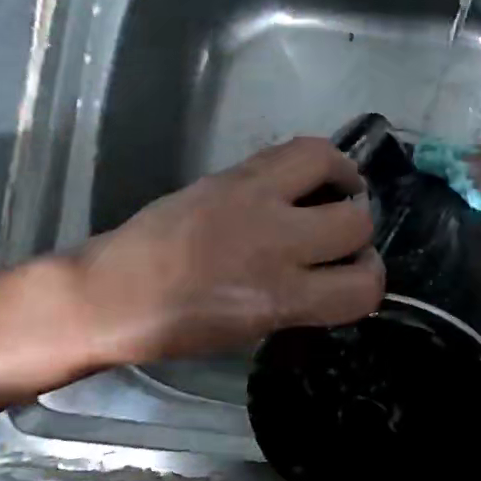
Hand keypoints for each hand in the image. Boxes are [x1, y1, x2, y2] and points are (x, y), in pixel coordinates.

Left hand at [26, 138, 385, 377]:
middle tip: (341, 237)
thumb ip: (303, 301)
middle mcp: (275, 244)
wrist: (111, 292)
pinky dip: (317, 162)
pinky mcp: (233, 173)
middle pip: (357, 224)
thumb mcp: (254, 329)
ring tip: (339, 192)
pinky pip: (296, 150)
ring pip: (333, 165)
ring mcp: (253, 199)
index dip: (369, 281)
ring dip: (346, 182)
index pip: (362, 288)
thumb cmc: (179, 327)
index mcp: (278, 298)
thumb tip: (337, 273)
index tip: (354, 277)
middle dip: (359, 234)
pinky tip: (309, 177)